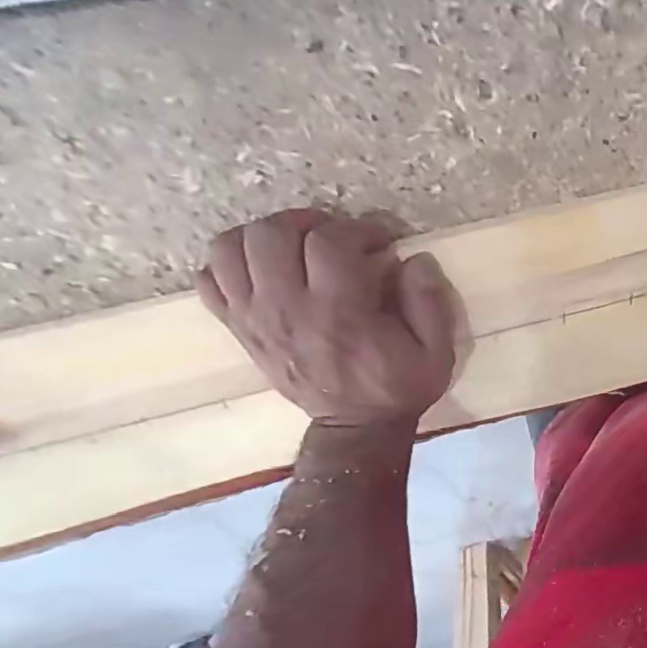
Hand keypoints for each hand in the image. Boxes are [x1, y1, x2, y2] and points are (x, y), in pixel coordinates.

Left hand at [197, 209, 458, 428]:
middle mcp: (287, 307)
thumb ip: (428, 302)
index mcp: (340, 311)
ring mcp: (254, 316)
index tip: (383, 240)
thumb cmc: (400, 386)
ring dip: (265, 235)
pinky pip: (210, 276)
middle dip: (309, 222)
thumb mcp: (436, 350)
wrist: (355, 425)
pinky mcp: (237, 326)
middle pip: (271, 234)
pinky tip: (268, 271)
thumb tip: (417, 259)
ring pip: (229, 247)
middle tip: (339, 236)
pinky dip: (233, 263)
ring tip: (299, 246)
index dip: (360, 229)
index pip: (331, 242)